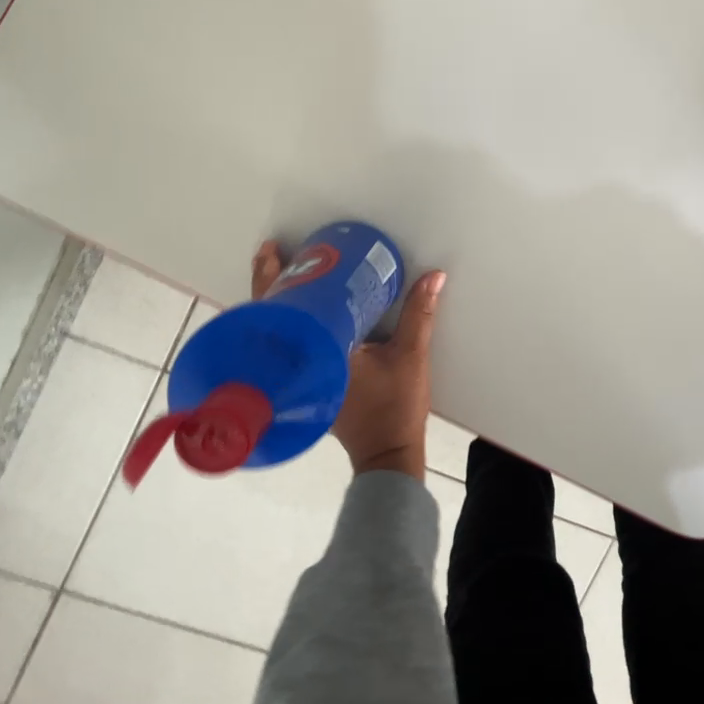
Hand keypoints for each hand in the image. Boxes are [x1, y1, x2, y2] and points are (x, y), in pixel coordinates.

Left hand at [252, 241, 444, 479]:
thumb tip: (433, 275)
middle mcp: (298, 364)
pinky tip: (306, 310)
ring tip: (289, 272)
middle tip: (278, 252)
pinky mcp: (310, 382)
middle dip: (271, 283)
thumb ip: (419, 315)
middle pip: (270, 317)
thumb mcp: (410, 355)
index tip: (272, 250)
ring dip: (281, 302)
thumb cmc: (394, 407)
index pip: (279, 309)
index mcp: (314, 352)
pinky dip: (294, 323)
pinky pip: (292, 345)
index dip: (271, 277)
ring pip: (279, 332)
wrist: (388, 453)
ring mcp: (300, 376)